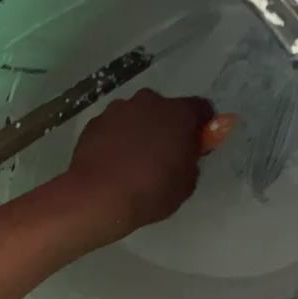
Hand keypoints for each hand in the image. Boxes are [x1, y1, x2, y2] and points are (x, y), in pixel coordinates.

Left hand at [62, 89, 214, 236]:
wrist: (98, 196)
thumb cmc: (151, 191)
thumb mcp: (187, 182)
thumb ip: (192, 157)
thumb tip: (189, 147)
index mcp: (179, 113)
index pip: (201, 109)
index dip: (202, 126)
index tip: (196, 145)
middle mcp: (149, 101)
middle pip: (166, 109)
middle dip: (167, 126)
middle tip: (164, 155)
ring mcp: (119, 108)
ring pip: (137, 115)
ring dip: (140, 129)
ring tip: (134, 160)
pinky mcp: (95, 121)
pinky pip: (114, 126)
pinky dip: (117, 137)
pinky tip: (113, 161)